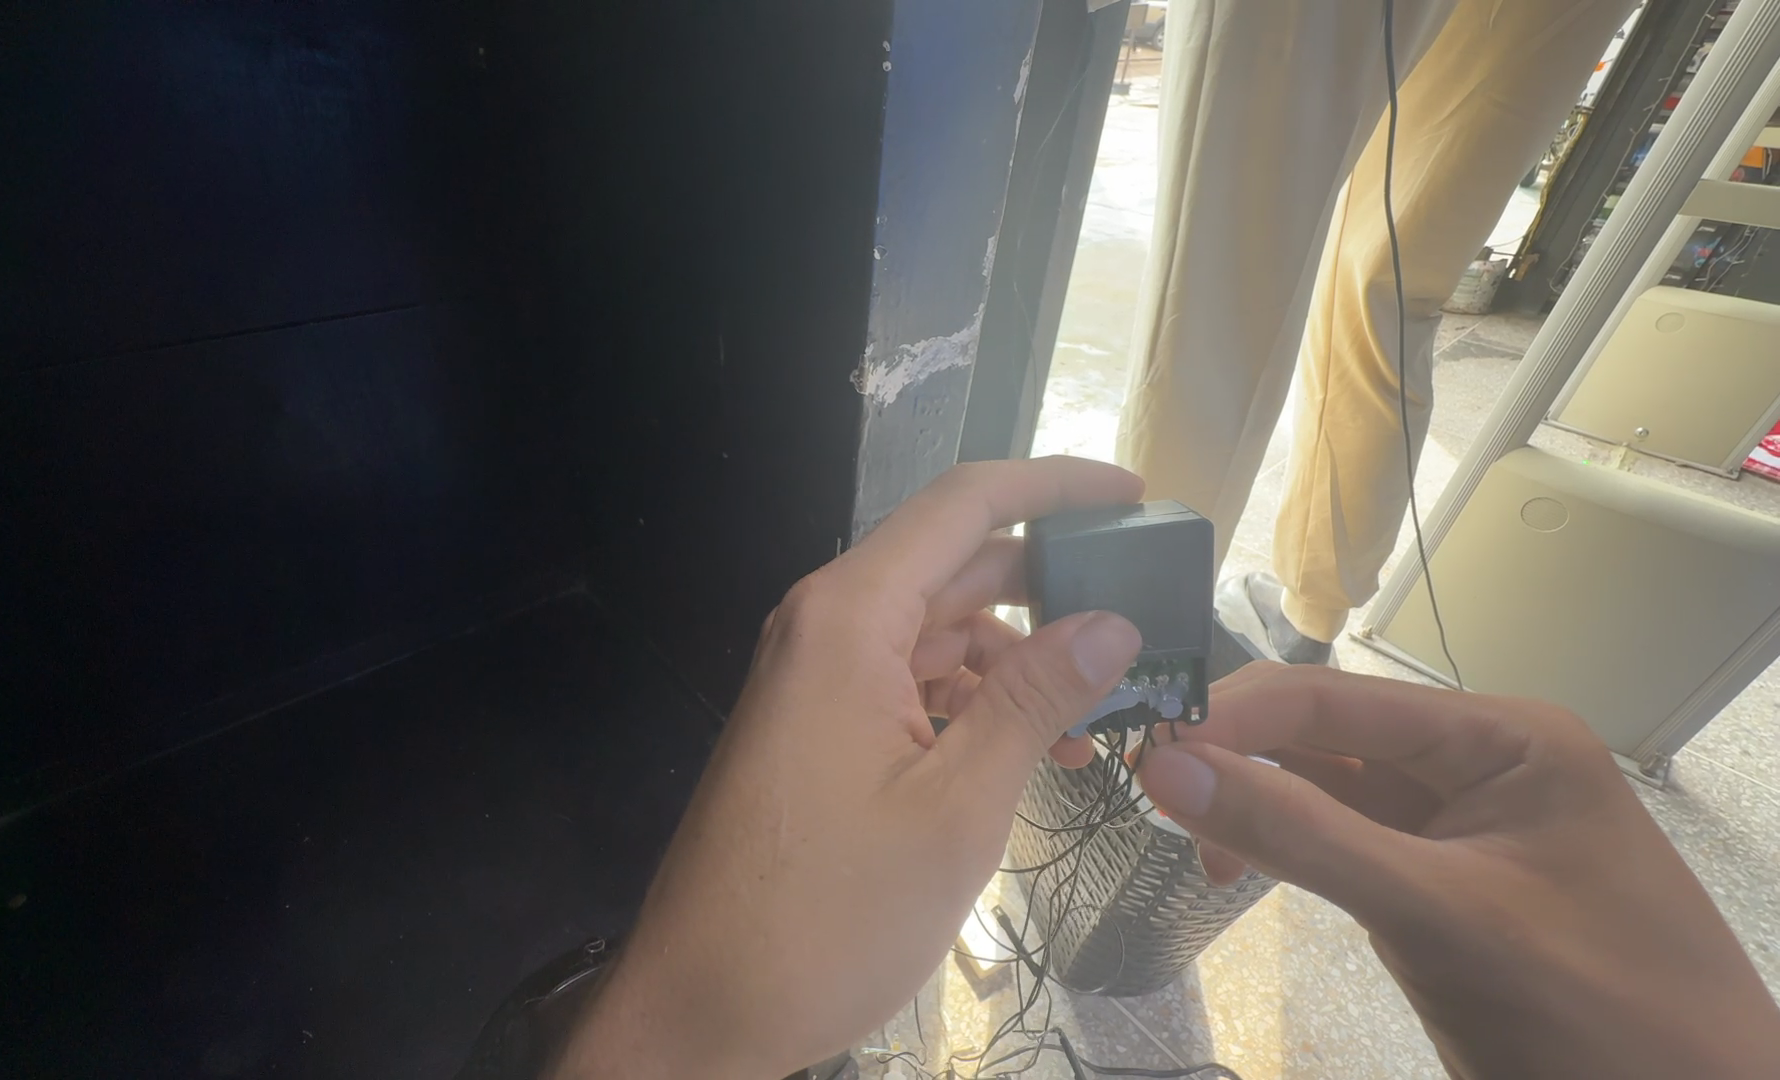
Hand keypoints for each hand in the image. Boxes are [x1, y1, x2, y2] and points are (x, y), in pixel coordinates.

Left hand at [549, 458, 1146, 1078]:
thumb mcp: (956, 805)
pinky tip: (1032, 750)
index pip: (963, 505)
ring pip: (935, 631)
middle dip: (1048, 587)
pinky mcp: (818, 718)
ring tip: (1099, 715)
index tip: (1130, 490)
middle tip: (1137, 613)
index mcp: (849, 614)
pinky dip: (971, 702)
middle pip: (953, 566)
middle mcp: (826, 622)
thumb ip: (1034, 699)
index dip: (1052, 485)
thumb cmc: (827, 911)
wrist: (702, 1001)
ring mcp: (818, 672)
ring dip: (1015, 662)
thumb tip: (1111, 624)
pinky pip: (908, 682)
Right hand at [1137, 662, 1779, 1078]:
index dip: (1230, 715)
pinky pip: (1317, 827)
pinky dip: (1264, 838)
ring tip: (1189, 837)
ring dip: (1239, 800)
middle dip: (1228, 755)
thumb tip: (1158, 768)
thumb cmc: (1599, 1022)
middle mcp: (1460, 755)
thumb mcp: (1439, 916)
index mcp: (1495, 736)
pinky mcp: (1412, 864)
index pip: (1328, 695)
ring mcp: (1435, 811)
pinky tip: (1227, 861)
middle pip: (1310, 729)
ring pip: (1304, 778)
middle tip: (1150, 788)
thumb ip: (1295, 833)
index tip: (1146, 746)